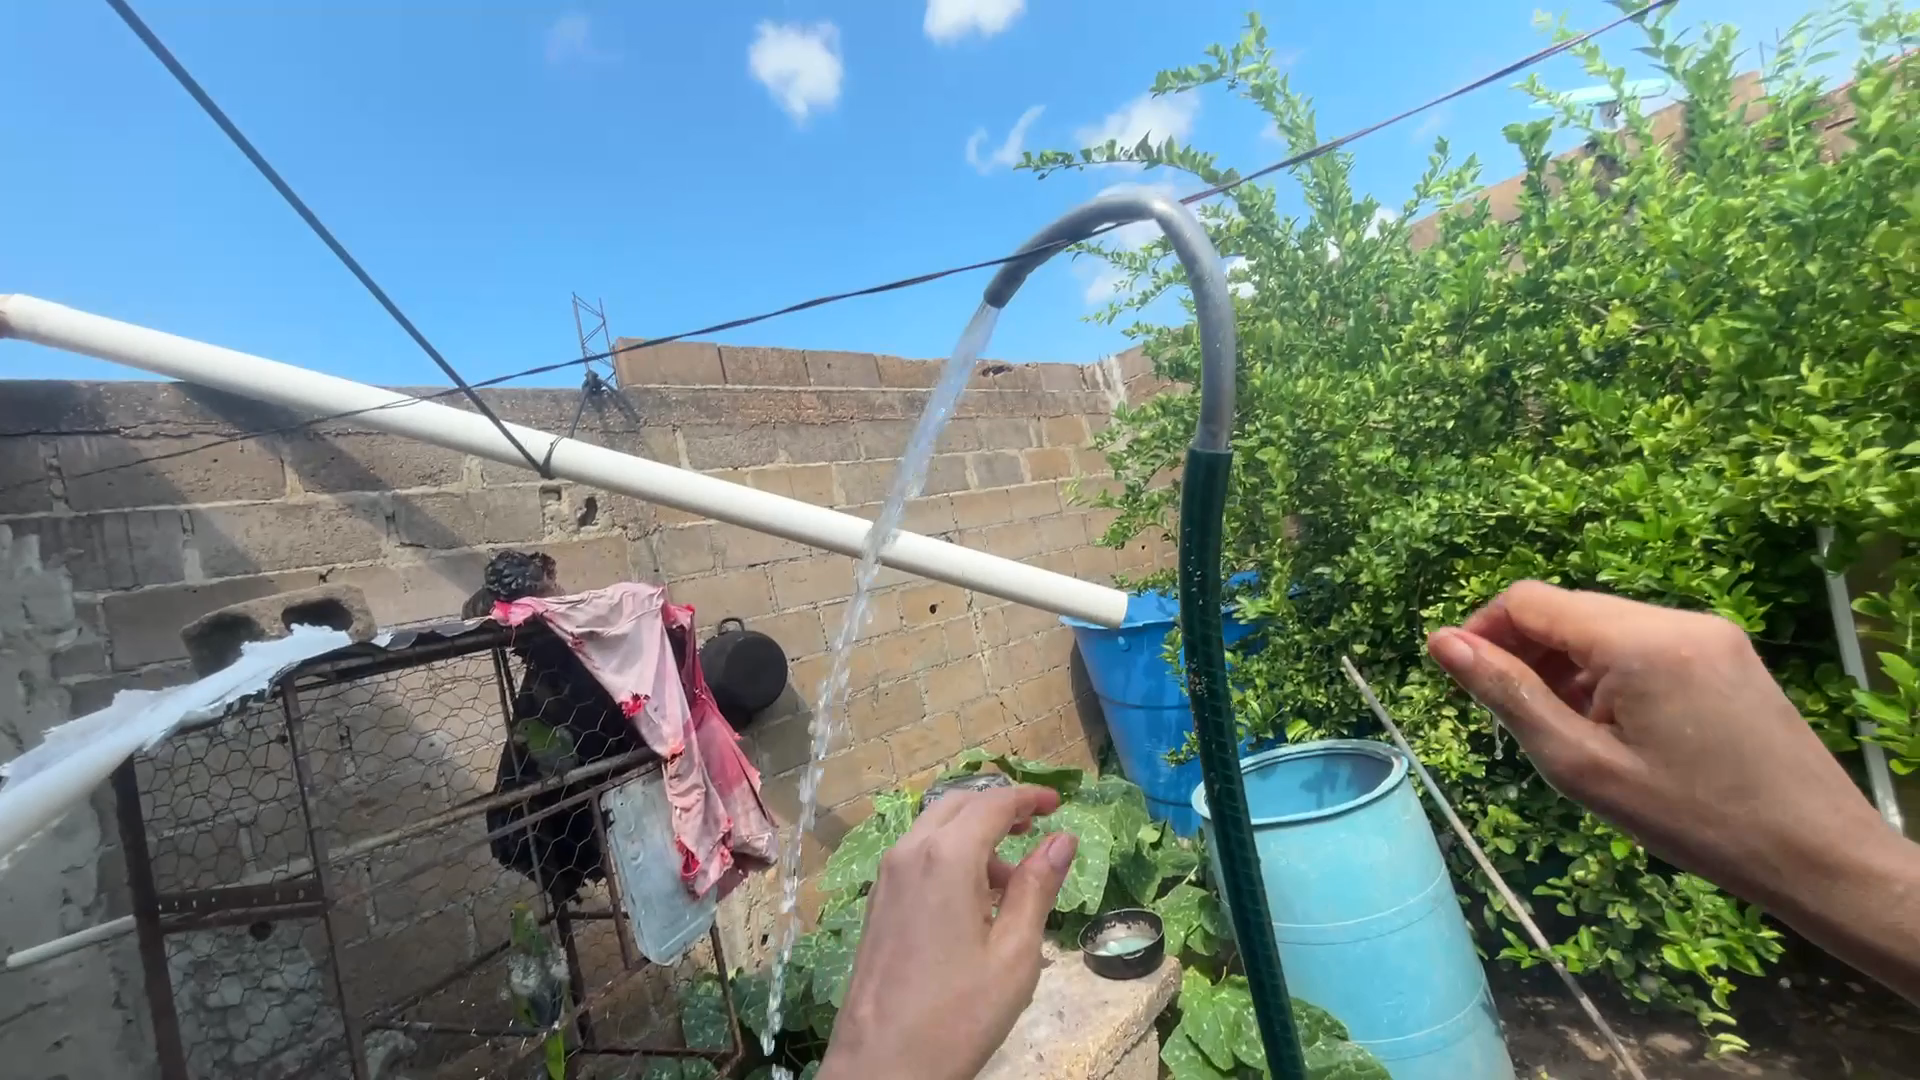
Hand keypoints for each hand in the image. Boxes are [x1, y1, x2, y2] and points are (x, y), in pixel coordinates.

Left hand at [818, 785, 1078, 1079]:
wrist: (879, 1069)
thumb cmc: (957, 1015)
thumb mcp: (1014, 954)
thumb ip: (1038, 887)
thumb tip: (1062, 839)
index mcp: (946, 857)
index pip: (993, 803)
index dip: (1028, 797)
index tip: (1057, 804)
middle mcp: (910, 851)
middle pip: (959, 804)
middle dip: (999, 807)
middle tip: (1035, 829)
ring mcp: (888, 874)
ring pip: (935, 826)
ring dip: (974, 832)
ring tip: (1010, 881)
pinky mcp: (877, 898)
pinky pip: (918, 852)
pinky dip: (949, 852)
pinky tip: (971, 898)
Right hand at [1426, 580, 1885, 908]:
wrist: (1823, 860)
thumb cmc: (1688, 818)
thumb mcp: (1576, 761)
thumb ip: (1504, 692)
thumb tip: (1438, 641)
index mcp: (1639, 641)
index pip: (1526, 599)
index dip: (1482, 631)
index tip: (1466, 679)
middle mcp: (1676, 619)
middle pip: (1561, 609)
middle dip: (1521, 650)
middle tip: (1513, 711)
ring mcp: (1707, 633)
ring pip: (1594, 624)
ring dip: (1559, 663)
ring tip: (1563, 724)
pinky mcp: (1723, 652)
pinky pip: (1633, 640)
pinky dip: (1599, 669)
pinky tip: (1607, 720)